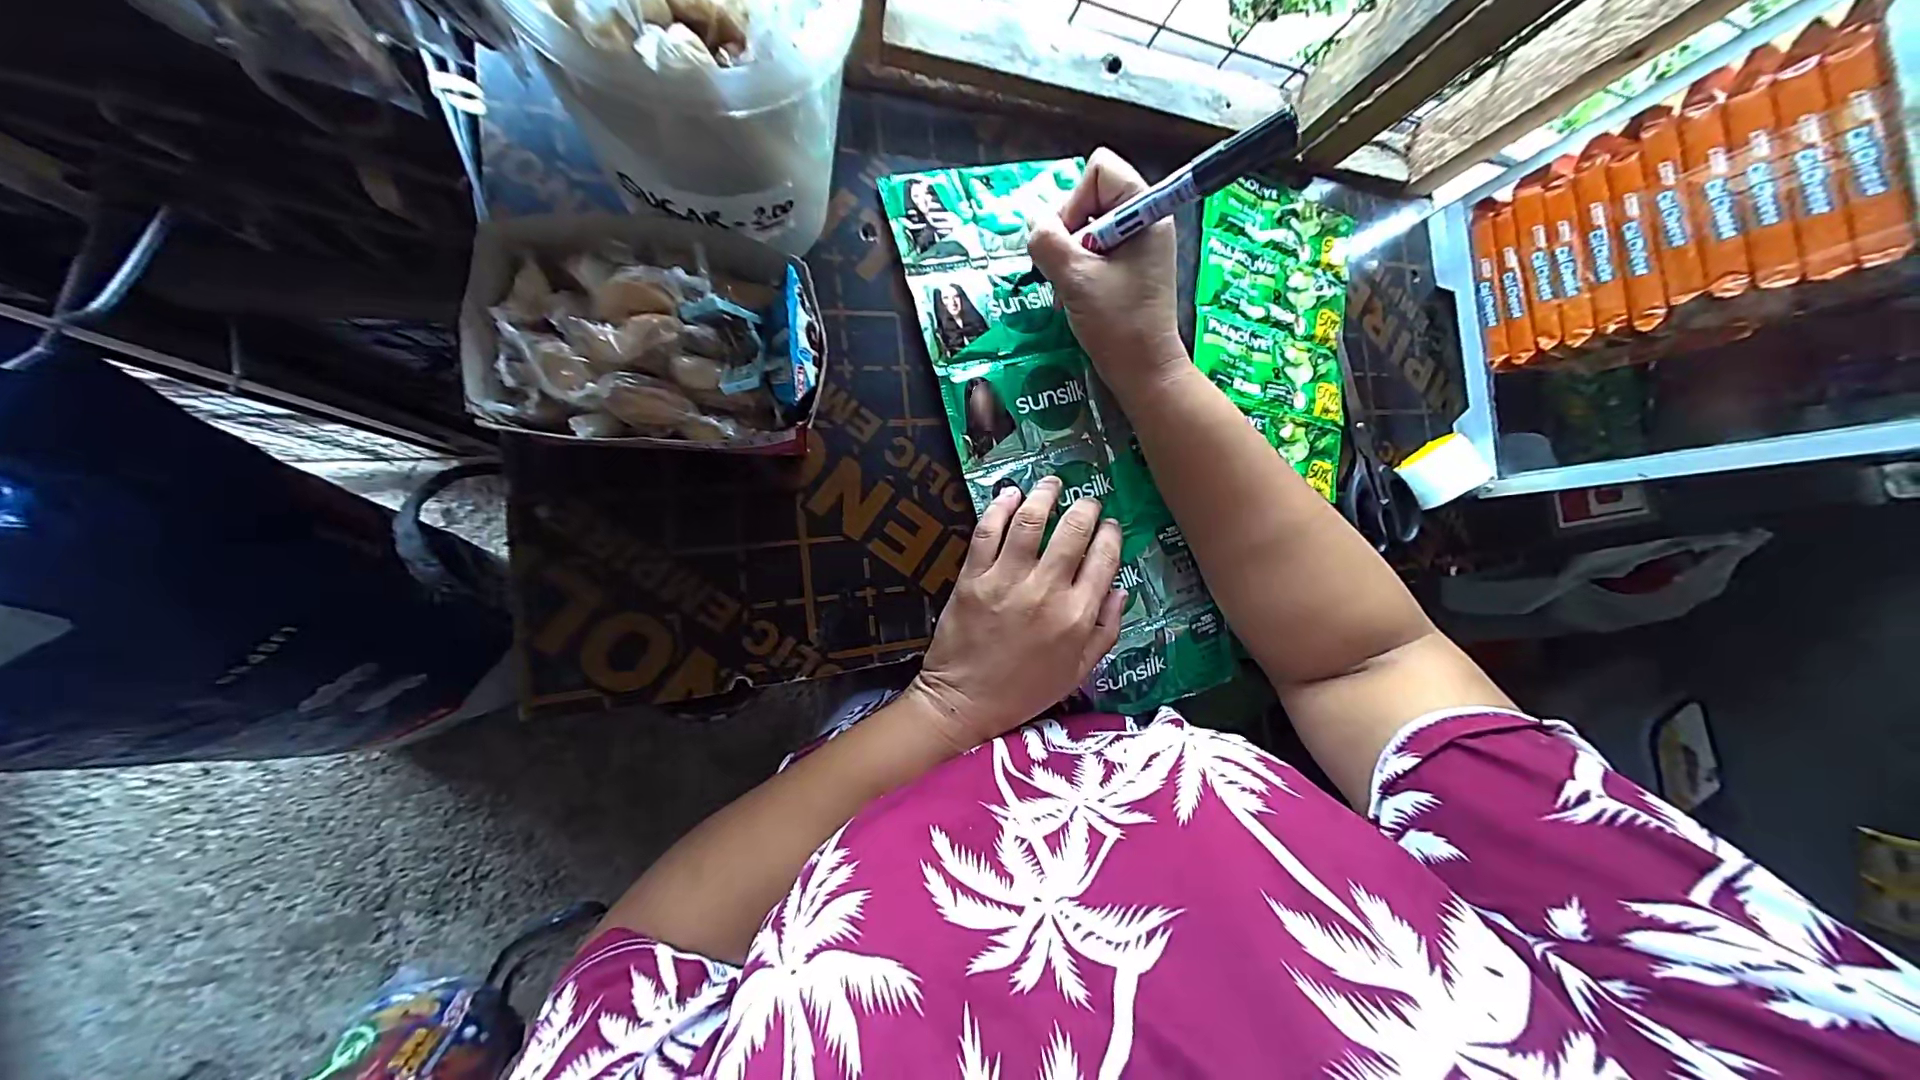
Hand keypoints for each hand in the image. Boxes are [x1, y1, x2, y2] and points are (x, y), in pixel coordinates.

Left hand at [909, 478, 1126, 751]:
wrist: (964, 702)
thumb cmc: (1024, 691)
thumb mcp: (1078, 671)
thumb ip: (1105, 630)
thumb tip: (1120, 590)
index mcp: (1077, 616)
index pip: (1105, 559)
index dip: (1110, 534)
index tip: (1109, 524)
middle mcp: (1046, 592)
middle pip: (1072, 532)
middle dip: (1084, 508)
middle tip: (1085, 500)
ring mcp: (1006, 581)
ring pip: (1031, 522)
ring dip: (1044, 495)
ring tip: (1051, 483)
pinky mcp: (973, 577)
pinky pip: (988, 532)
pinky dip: (1000, 507)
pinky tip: (1010, 494)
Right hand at [1027, 148, 1183, 387]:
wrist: (1144, 371)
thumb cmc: (1118, 324)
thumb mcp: (1075, 279)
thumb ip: (1048, 242)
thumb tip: (1034, 225)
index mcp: (1143, 211)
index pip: (1099, 170)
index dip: (1074, 201)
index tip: (1071, 244)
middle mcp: (1143, 221)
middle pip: (1088, 198)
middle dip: (1068, 234)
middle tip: (1067, 271)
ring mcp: (1136, 247)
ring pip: (1084, 229)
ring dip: (1067, 258)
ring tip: (1070, 290)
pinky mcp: (1127, 270)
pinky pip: (1091, 254)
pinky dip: (1075, 272)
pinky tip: (1074, 298)